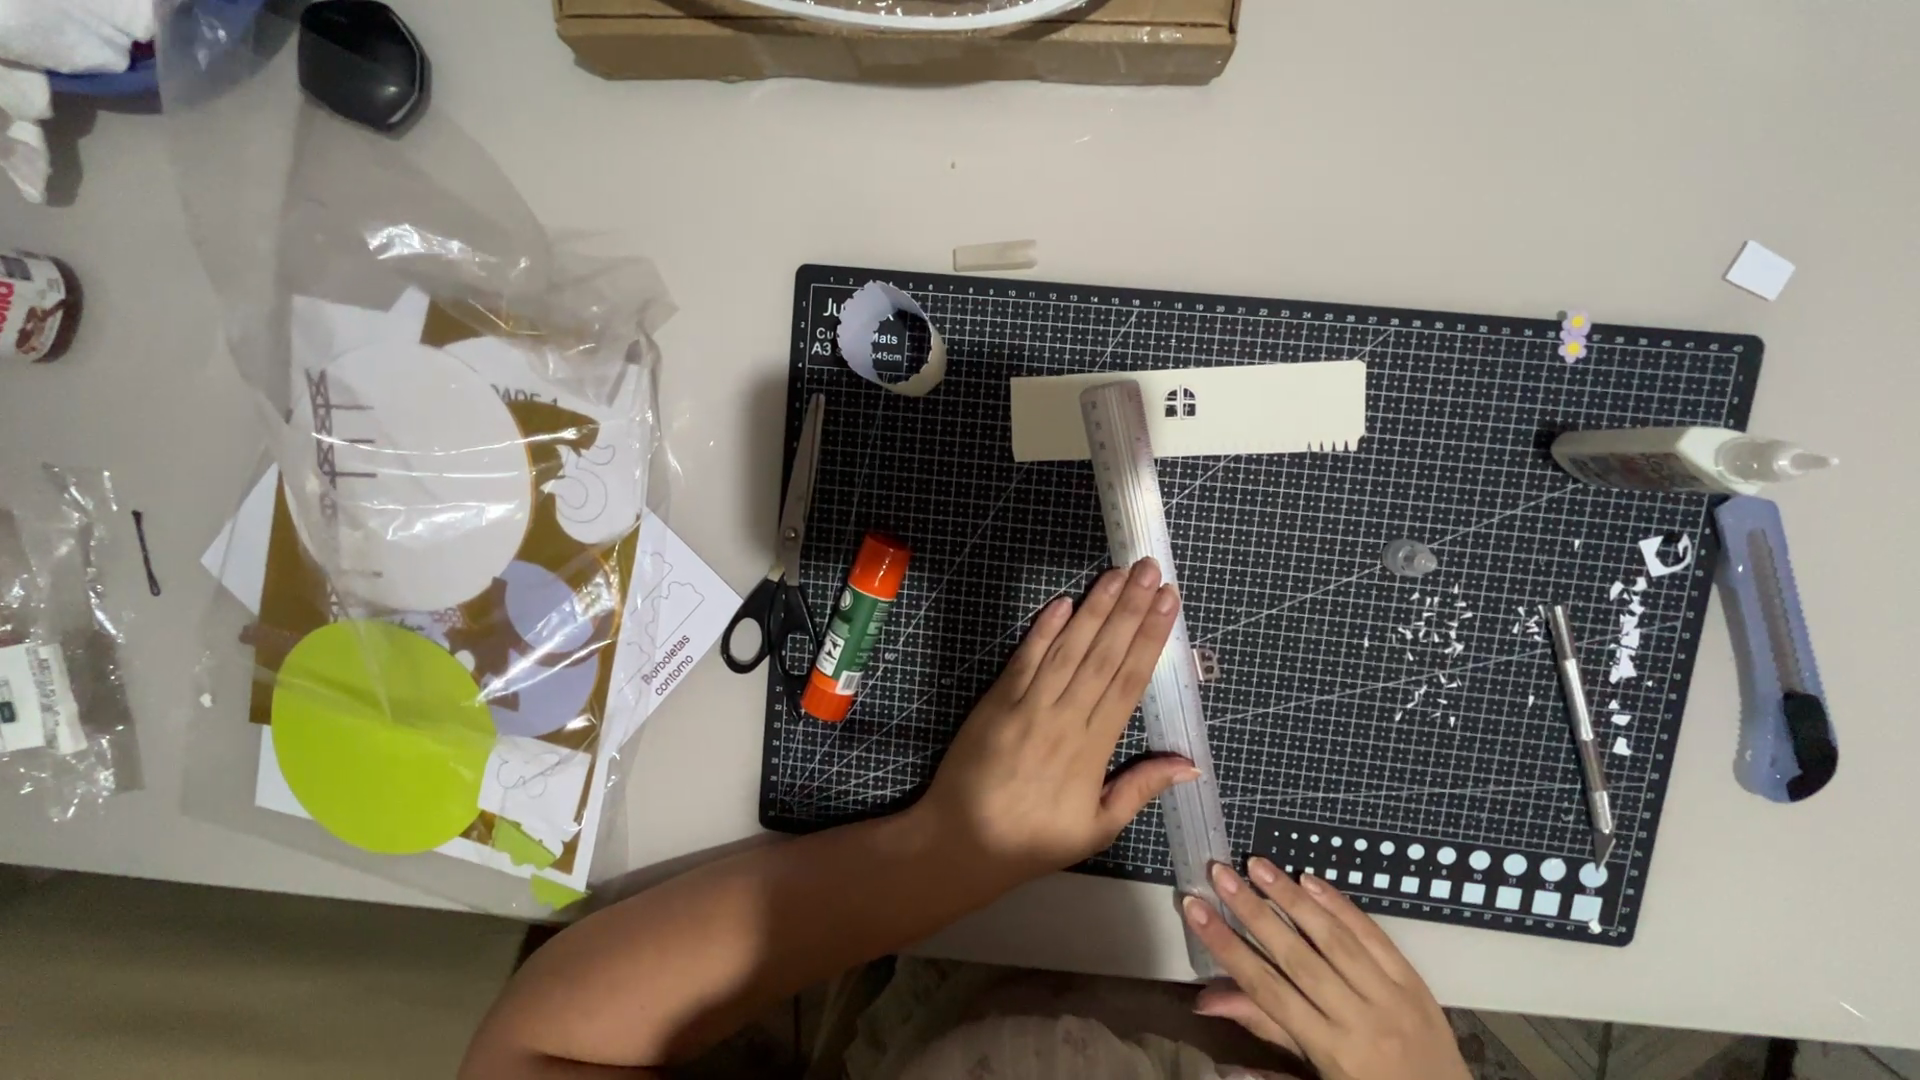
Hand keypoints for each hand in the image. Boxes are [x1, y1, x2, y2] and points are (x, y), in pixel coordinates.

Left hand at [915, 557, 1197, 888]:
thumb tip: (1190, 763)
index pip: (1129, 680)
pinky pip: (1024, 659)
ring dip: (1094, 608)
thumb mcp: (1097, 827)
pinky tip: (1063, 602)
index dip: (1151, 638)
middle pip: (1104, 654)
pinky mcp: (996, 700)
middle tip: (1150, 570)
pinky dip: (1043, 629)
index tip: (1168, 603)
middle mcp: (1065, 718)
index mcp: (1094, 748)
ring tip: (1116, 574)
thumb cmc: (1034, 839)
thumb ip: (1141, 789)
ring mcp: (1028, 705)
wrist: (963, 841)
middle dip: (1130, 608)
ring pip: (1069, 648)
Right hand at [1184, 860, 1469, 1079]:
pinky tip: (1310, 879)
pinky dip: (1340, 905)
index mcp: (1331, 1051)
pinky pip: (1373, 936)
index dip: (1227, 947)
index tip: (1194, 909)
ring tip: (1257, 864)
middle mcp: (1359, 1019)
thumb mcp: (1313, 1079)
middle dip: (1253, 912)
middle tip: (1220, 873)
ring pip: (1333, 938)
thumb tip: (1205, 1001)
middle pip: (1296, 956)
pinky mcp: (1414, 982)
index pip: (1266, 989)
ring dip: (1291, 897)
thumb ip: (1264, 1034)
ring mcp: (1391, 997)